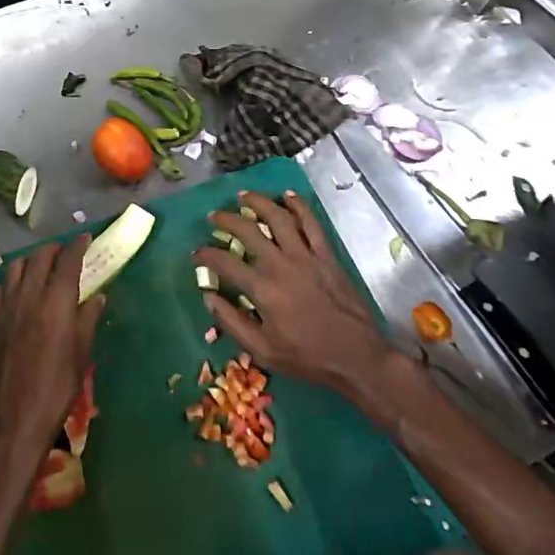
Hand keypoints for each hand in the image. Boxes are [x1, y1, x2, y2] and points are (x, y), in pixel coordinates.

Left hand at [0, 236, 106, 449]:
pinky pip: (2, 286)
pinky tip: (21, 291)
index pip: (67, 261)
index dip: (77, 246)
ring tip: (43, 268)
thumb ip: (88, 320)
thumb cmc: (56, 390)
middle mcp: (29, 295)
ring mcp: (7, 305)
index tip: (86, 239)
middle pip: (40, 257)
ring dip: (32, 260)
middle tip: (67, 253)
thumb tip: (97, 296)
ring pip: (17, 266)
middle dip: (55, 250)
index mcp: (55, 302)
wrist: (13, 418)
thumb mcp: (81, 356)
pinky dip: (14, 280)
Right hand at [193, 190, 404, 427]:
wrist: (357, 358)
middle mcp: (281, 265)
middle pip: (248, 230)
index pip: (225, 262)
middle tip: (214, 216)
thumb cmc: (308, 358)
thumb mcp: (263, 351)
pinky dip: (299, 206)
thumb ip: (232, 323)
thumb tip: (209, 297)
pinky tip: (287, 197)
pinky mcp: (326, 256)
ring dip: (259, 203)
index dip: (206, 255)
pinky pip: (312, 224)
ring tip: (244, 196)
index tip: (197, 253)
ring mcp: (306, 257)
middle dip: (226, 220)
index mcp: (263, 290)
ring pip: (279, 218)